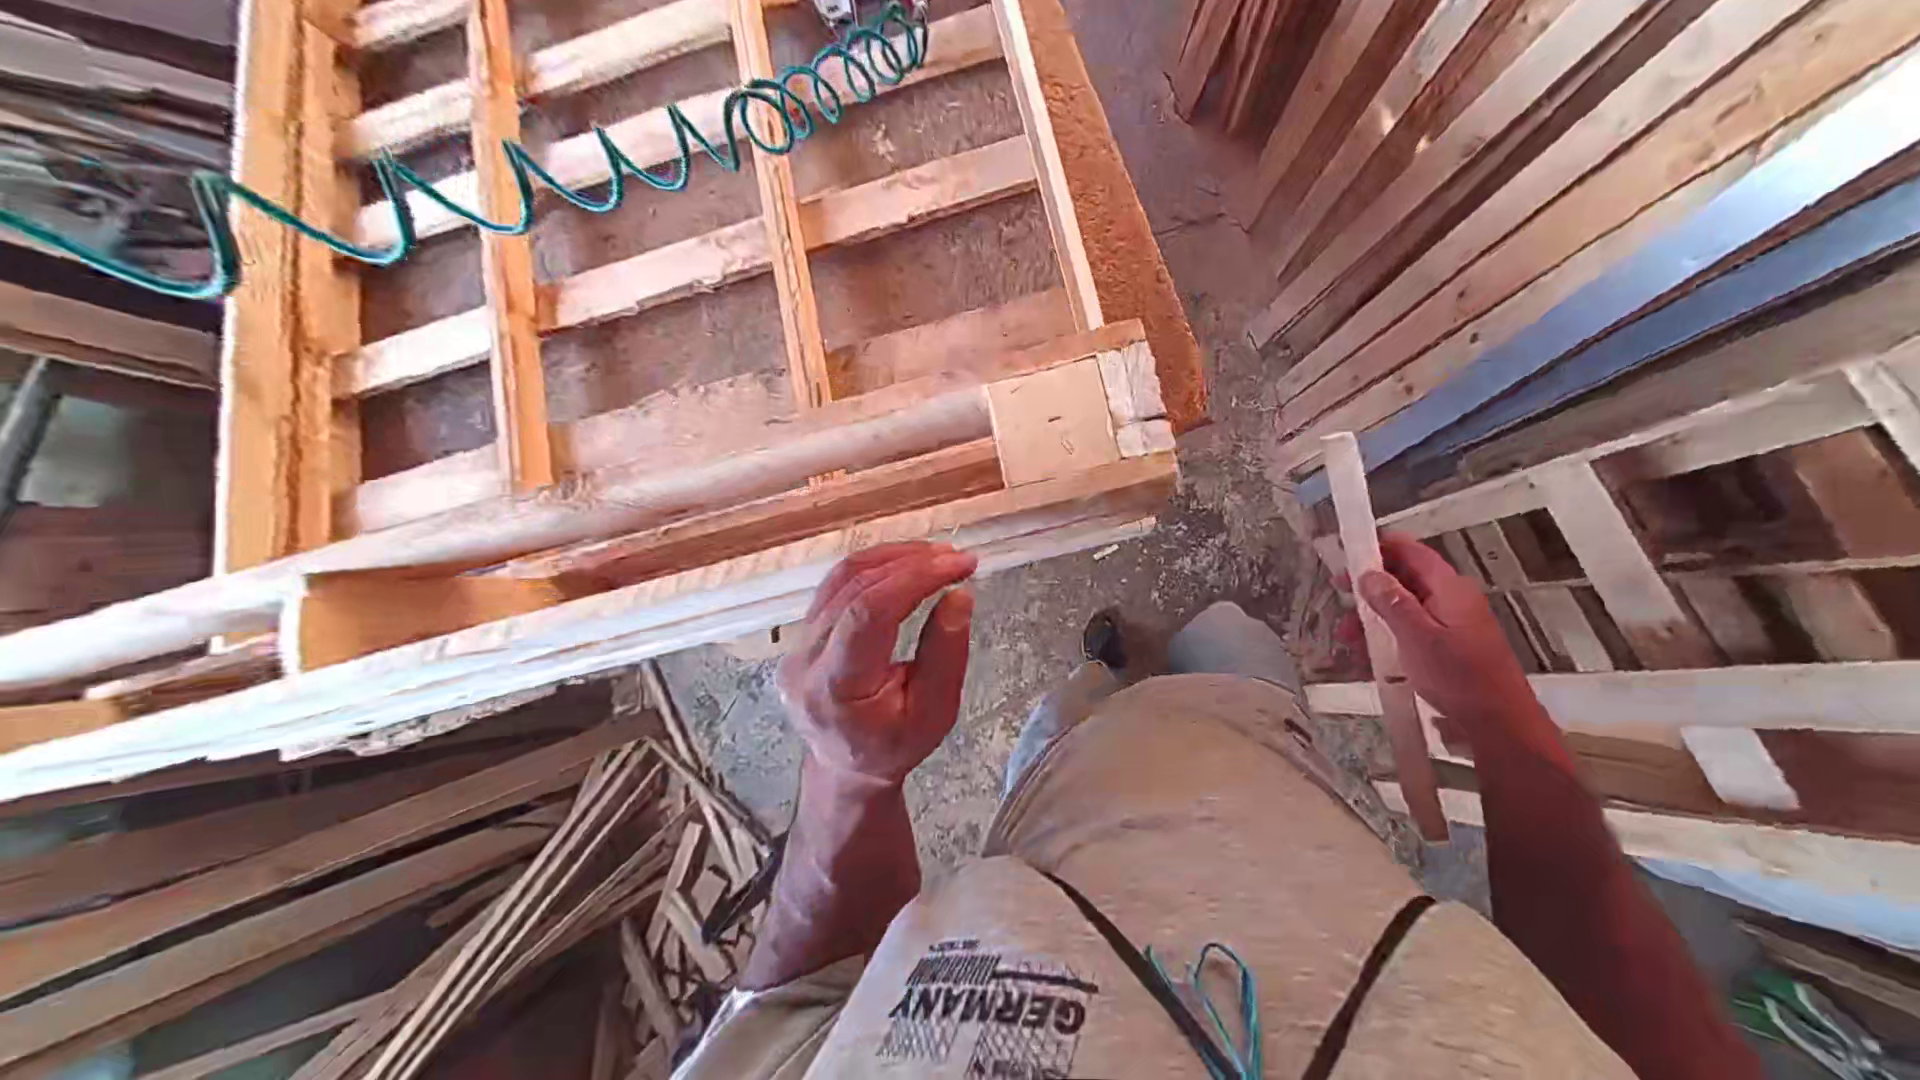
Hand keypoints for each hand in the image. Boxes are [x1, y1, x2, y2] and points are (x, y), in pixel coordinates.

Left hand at [777, 542, 977, 786]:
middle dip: (910, 564)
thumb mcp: (934, 714)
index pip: (869, 613)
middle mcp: (805, 661)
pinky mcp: (800, 634)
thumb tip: (958, 595)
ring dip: (892, 558)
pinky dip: (874, 567)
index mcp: (836, 688)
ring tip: (936, 555)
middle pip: (854, 589)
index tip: (958, 564)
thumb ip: (946, 655)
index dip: (914, 579)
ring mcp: (796, 644)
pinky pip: (835, 586)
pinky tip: (905, 564)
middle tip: (956, 558)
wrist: (846, 767)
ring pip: (841, 579)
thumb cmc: (894, 746)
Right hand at [1357, 532, 1538, 741]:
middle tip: (1339, 593)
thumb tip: (1368, 574)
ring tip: (1347, 635)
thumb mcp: (1416, 636)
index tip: (1348, 552)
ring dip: (1373, 615)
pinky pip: (1410, 628)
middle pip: (1404, 578)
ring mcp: (1450, 622)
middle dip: (1369, 586)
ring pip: (1403, 605)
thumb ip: (1391, 602)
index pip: (1411, 552)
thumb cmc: (1457, 675)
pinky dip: (1386, 634)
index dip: (1379, 547)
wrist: (1497, 723)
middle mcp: (1450, 599)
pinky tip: (1366, 652)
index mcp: (1448, 588)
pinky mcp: (1447, 644)